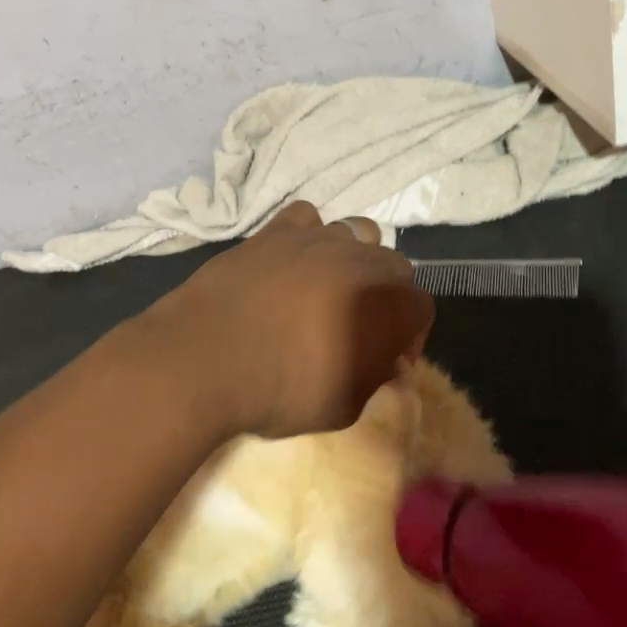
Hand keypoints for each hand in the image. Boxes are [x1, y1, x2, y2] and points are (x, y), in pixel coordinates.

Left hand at [122, 202, 434, 439]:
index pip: (422, 309)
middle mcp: (359, 261)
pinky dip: (308, 235)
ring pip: (355, 233)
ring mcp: (314, 239)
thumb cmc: (279, 391)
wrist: (204, 358)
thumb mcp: (341, 407)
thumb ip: (373, 380)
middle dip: (386, 296)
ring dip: (352, 260)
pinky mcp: (273, 231)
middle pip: (394, 266)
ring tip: (327, 289)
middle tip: (359, 327)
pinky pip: (306, 218)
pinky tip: (292, 262)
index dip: (410, 337)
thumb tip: (385, 362)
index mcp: (386, 305)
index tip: (386, 361)